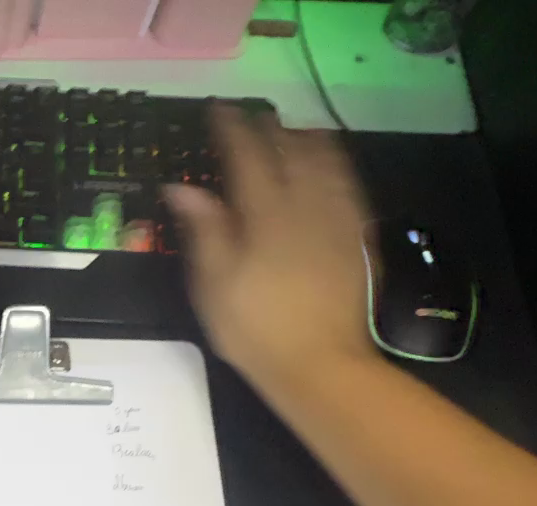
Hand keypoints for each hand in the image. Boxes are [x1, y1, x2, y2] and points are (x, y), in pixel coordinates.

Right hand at [164, 107, 373, 383]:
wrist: (318, 362)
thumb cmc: (254, 328)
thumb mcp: (214, 285)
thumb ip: (204, 230)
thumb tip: (182, 189)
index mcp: (265, 215)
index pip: (247, 157)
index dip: (231, 130)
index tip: (218, 112)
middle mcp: (305, 204)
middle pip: (289, 151)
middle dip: (268, 129)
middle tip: (251, 119)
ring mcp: (336, 217)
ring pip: (325, 160)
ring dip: (304, 140)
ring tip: (291, 131)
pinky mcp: (355, 235)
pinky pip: (347, 183)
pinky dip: (333, 164)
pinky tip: (327, 166)